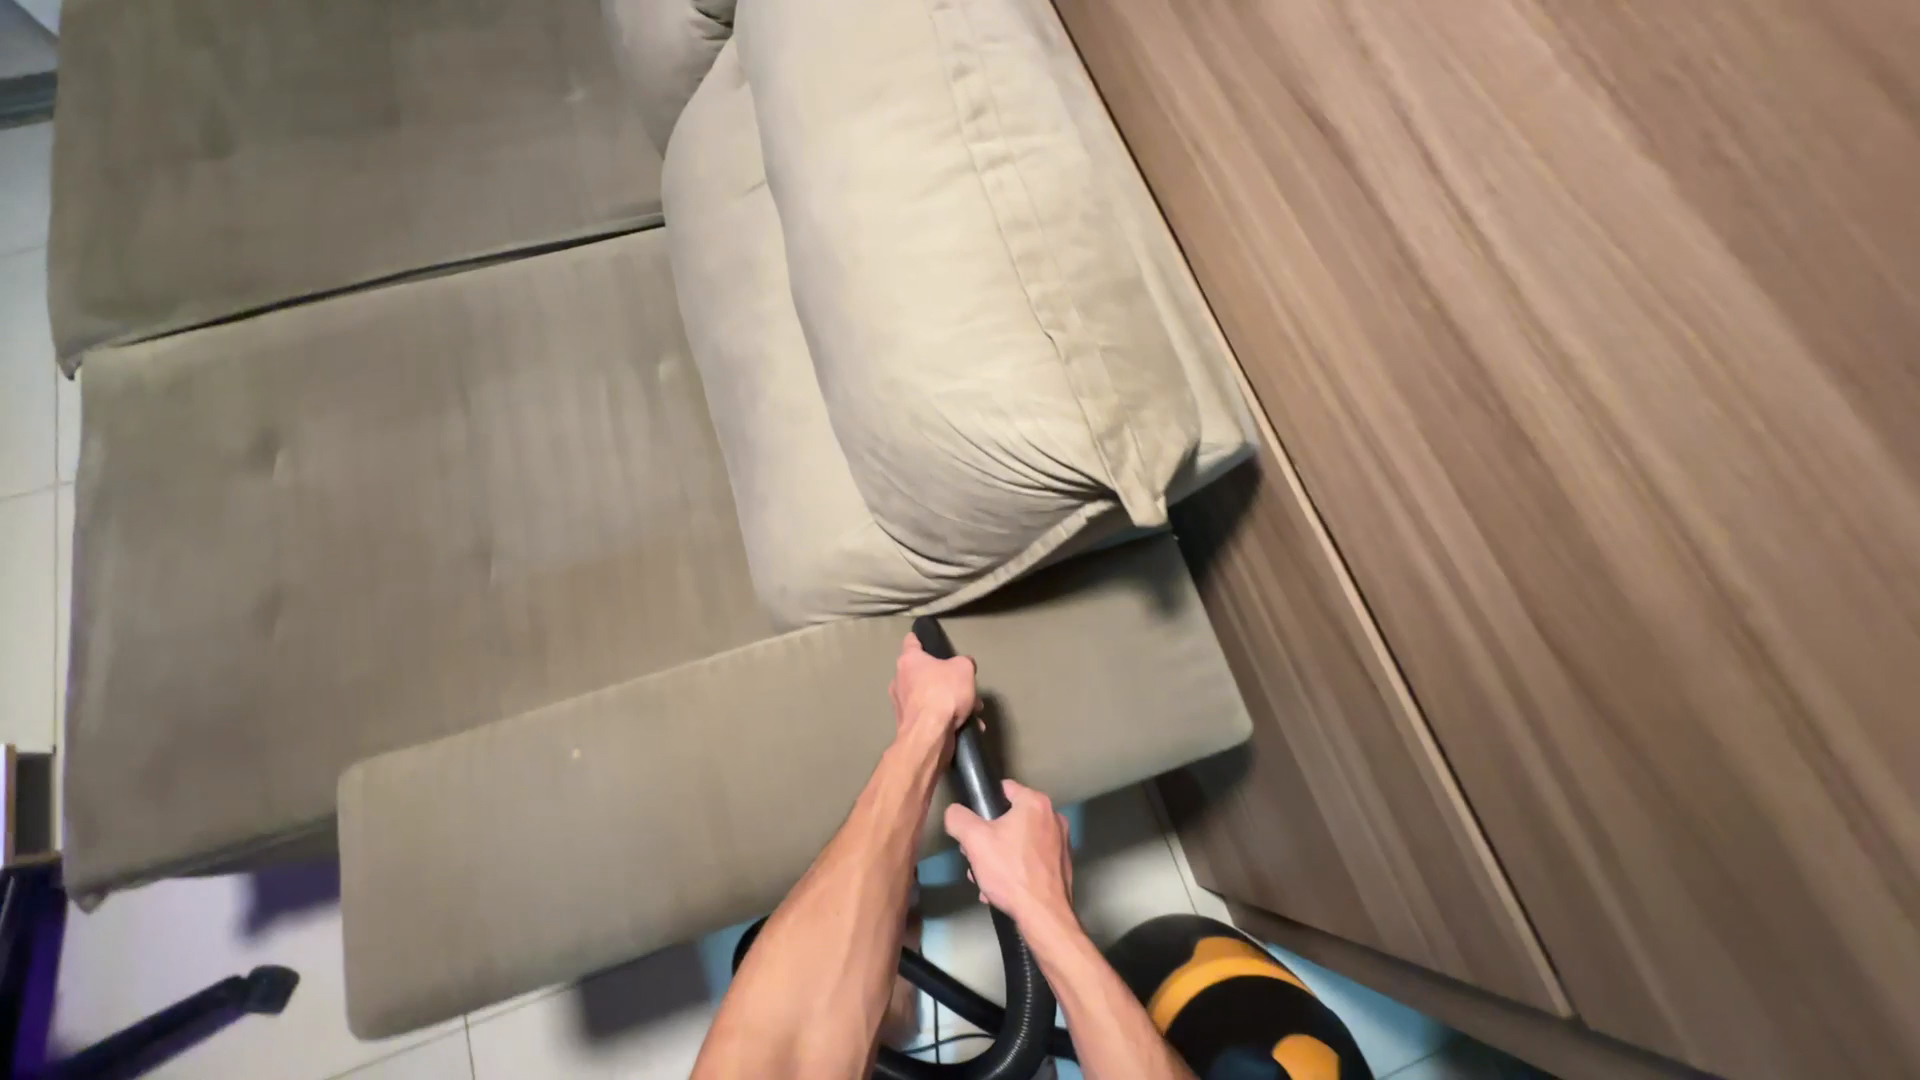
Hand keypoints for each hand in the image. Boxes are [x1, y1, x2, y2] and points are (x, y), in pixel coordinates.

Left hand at [890, 633, 977, 747]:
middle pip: (924, 673)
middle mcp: (900, 680)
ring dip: (950, 702)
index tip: (928, 641)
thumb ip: (965, 663)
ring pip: (930, 697)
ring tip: (972, 711)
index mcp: (909, 661)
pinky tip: (967, 726)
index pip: (911, 641)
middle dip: (946, 680)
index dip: (920, 639)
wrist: (929, 735)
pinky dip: (946, 719)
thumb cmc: (943, 693)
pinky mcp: (908, 725)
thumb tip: (963, 667)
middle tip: (964, 687)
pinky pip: (931, 716)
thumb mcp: (964, 669)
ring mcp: (902, 704)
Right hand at [943, 780, 1073, 929]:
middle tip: (975, 856)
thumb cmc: (1010, 871)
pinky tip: (1002, 889)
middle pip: (1011, 818)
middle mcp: (1053, 817)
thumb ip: (958, 818)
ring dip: (1000, 856)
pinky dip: (1017, 869)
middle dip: (989, 837)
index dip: (984, 804)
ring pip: (1020, 842)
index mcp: (1036, 803)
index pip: (1004, 788)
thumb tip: (955, 813)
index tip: (973, 823)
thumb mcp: (974, 840)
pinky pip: (1032, 860)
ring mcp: (1061, 843)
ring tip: (985, 878)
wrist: (1043, 915)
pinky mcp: (1062, 866)